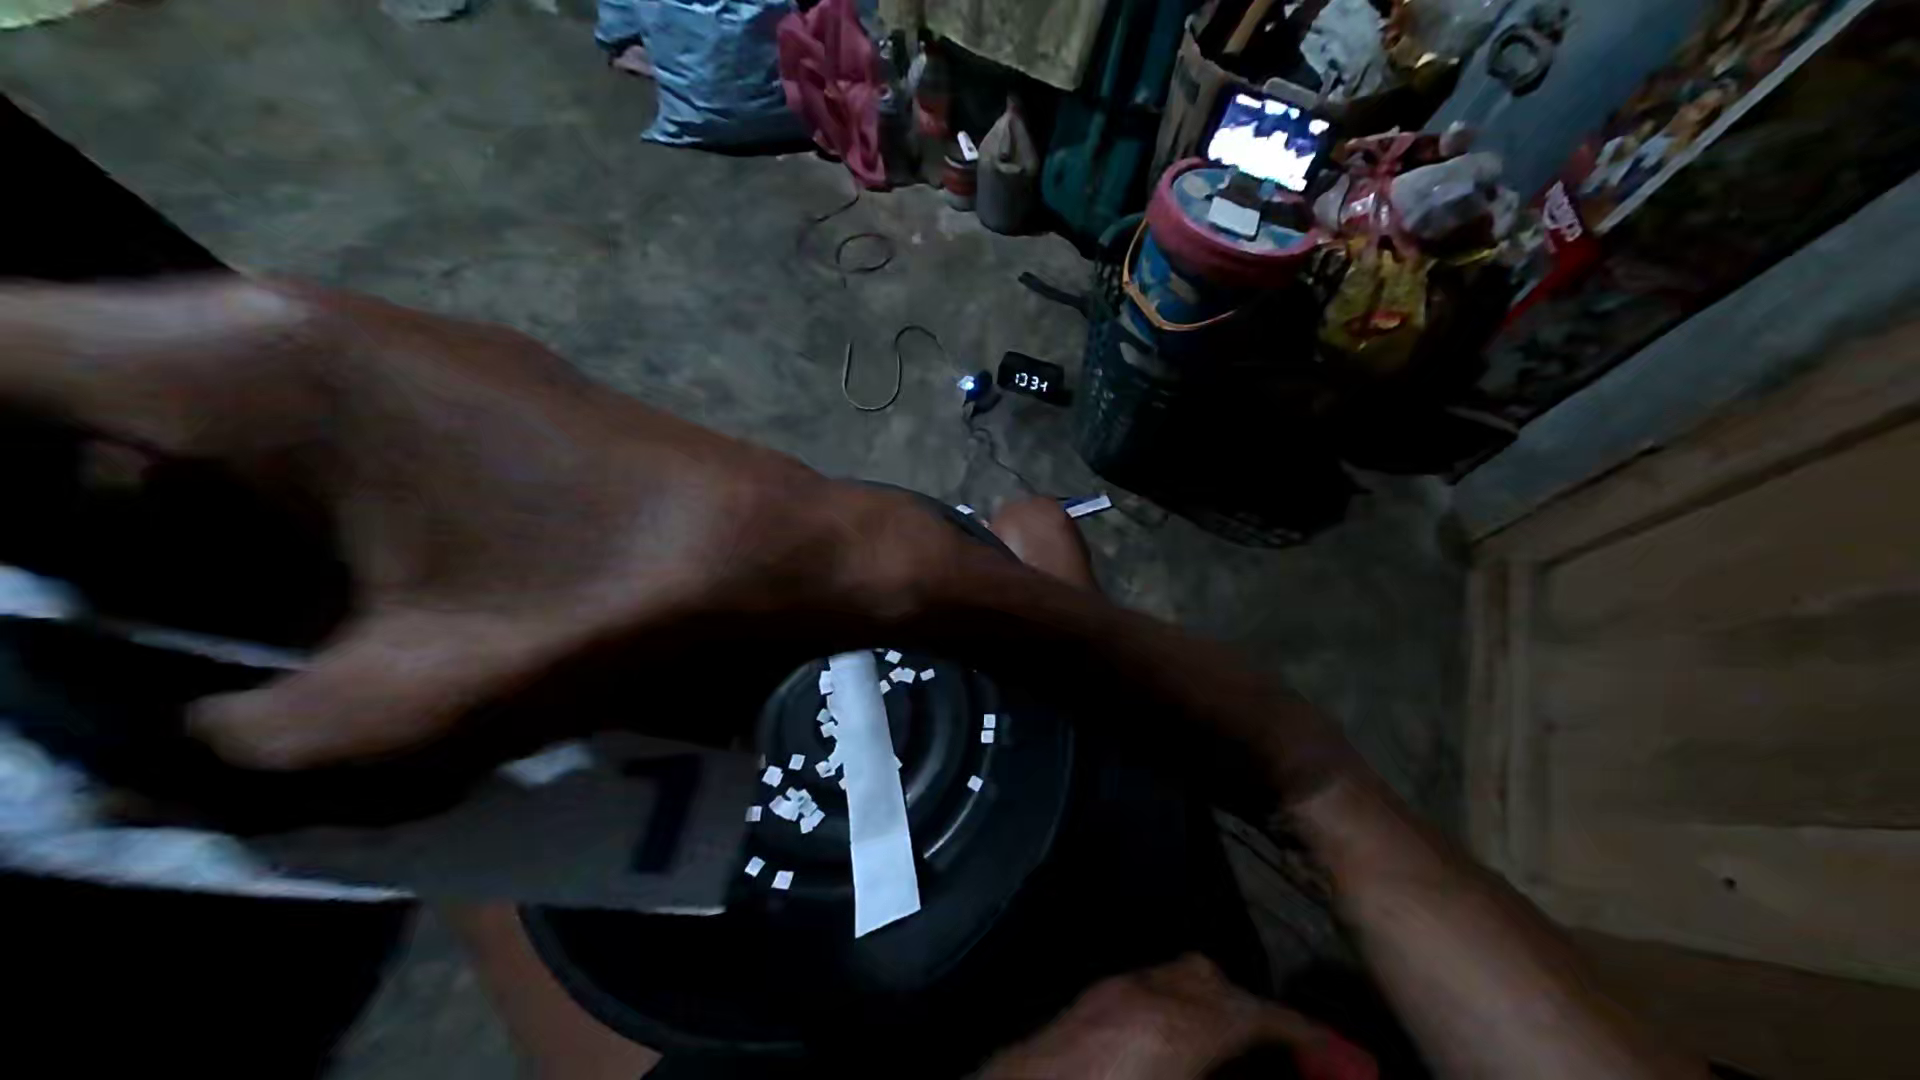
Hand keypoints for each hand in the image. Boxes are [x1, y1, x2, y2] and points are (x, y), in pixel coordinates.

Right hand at [0, 275, 961, 768]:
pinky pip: (321, 422)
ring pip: (211, 410)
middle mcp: (313, 319)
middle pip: (81, 391)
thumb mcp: (398, 712)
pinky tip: (336, 581)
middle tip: (126, 640)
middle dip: (76, 526)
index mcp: (252, 366)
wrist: (766, 546)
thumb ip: (216, 746)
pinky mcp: (477, 379)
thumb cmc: (606, 610)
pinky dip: (288, 496)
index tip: (40, 607)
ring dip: (186, 517)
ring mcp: (409, 342)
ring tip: (233, 629)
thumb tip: (117, 758)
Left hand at [979, 955, 1374, 1079]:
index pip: (1258, 1015)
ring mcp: (1114, 988)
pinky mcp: (1091, 997)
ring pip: (1182, 976)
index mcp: (1179, 1027)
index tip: (1344, 1056)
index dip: (1307, 1034)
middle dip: (1259, 1018)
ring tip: (1238, 1054)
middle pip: (1218, 982)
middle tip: (1288, 1062)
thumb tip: (1267, 1063)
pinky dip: (1181, 1006)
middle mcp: (1148, 992)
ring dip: (1217, 1006)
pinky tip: (1182, 1047)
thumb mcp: (1186, 1066)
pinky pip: (1152, 986)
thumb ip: (1233, 1064)